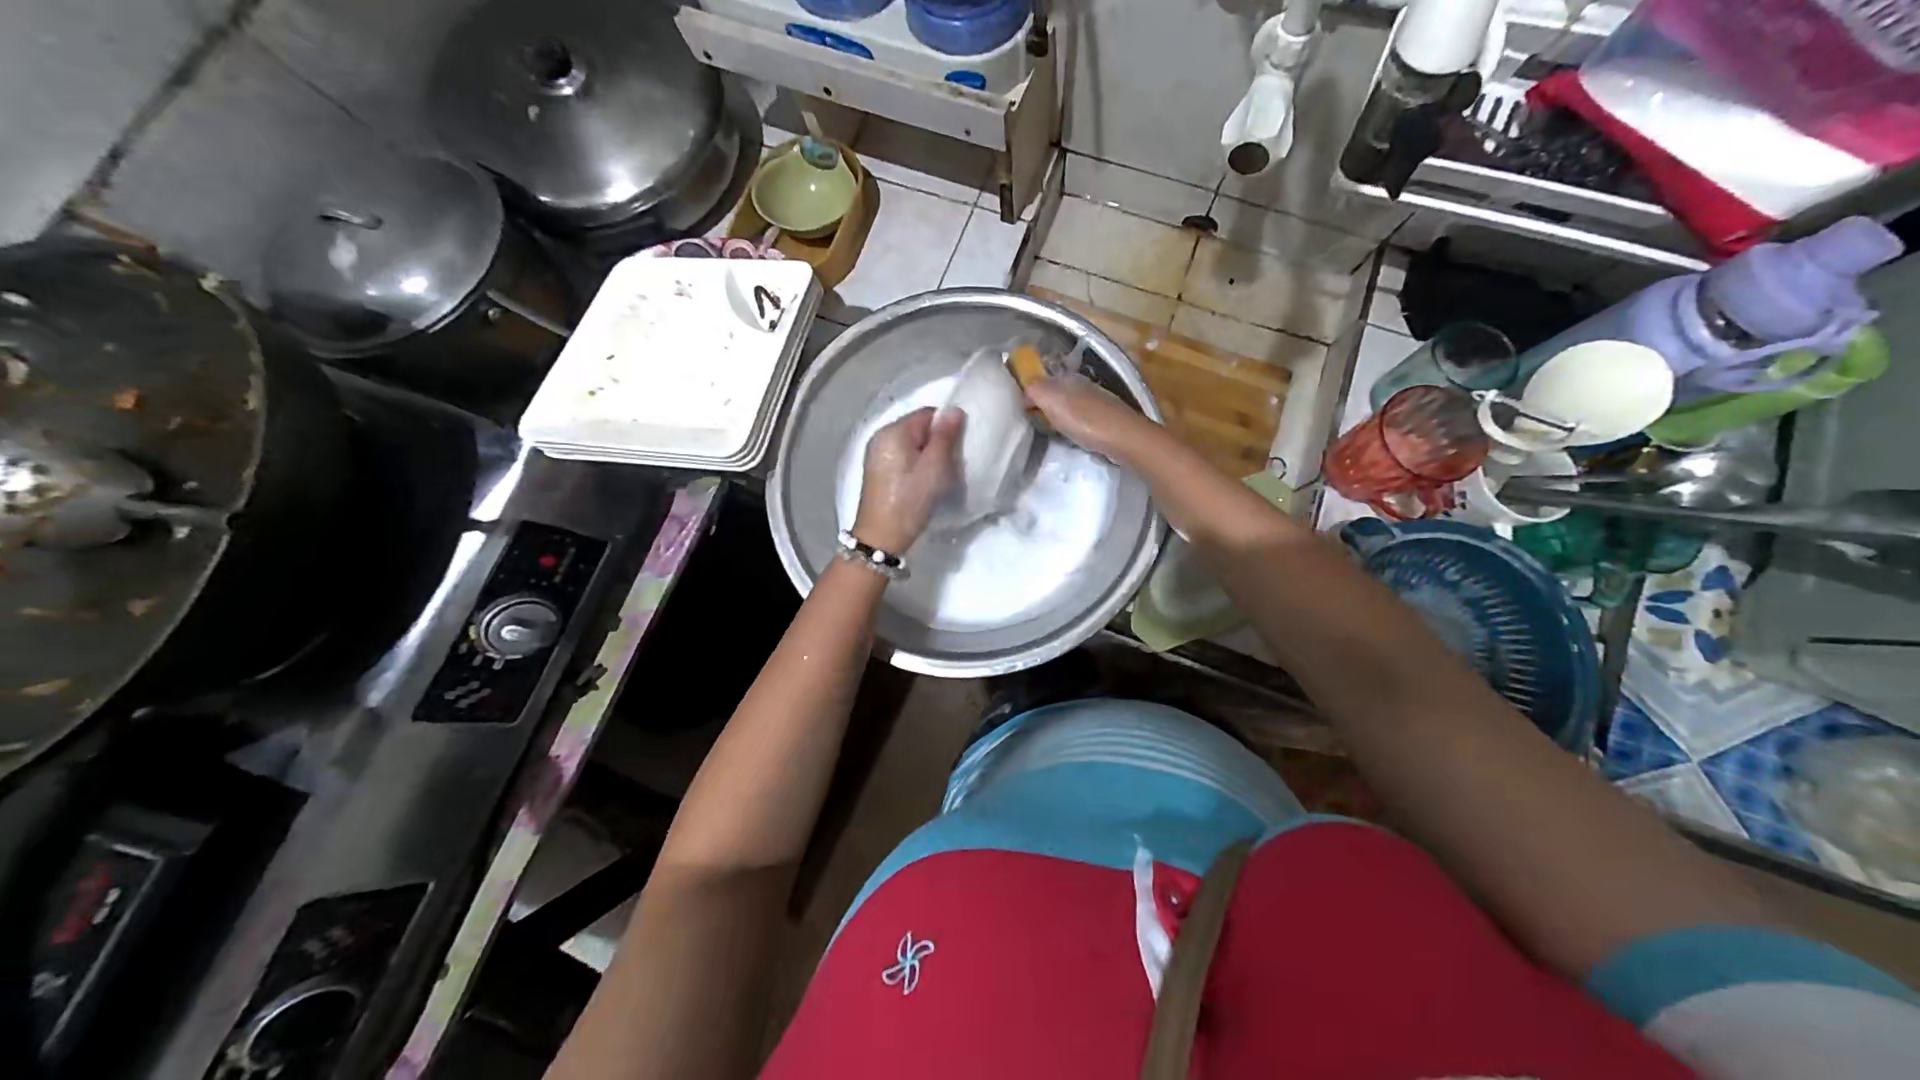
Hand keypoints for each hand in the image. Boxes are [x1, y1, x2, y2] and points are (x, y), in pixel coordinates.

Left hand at [852, 406, 963, 551]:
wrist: (881, 537)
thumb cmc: (910, 501)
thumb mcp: (934, 468)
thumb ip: (945, 436)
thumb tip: (954, 410)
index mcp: (893, 431)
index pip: (927, 414)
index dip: (946, 427)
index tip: (958, 449)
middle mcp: (880, 436)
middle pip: (917, 427)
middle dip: (937, 441)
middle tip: (950, 464)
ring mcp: (876, 454)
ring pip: (911, 443)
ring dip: (927, 454)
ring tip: (937, 475)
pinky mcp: (877, 470)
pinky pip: (902, 456)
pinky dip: (915, 464)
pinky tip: (922, 482)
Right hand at [1025, 374, 1151, 460]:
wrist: (1122, 437)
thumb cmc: (1083, 419)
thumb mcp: (1051, 400)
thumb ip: (1034, 390)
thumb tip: (1025, 389)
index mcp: (1067, 378)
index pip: (1042, 377)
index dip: (1030, 389)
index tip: (1020, 407)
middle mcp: (1082, 385)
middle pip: (1056, 390)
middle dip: (1043, 401)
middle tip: (1032, 419)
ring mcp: (1096, 401)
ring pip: (1070, 403)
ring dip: (1058, 413)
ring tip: (1048, 428)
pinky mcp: (1105, 418)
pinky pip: (1081, 416)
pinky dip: (1072, 423)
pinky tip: (1070, 433)